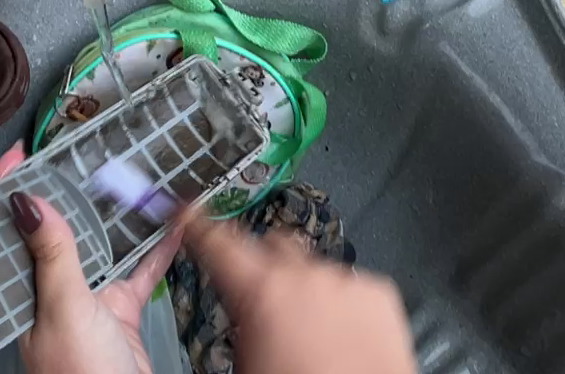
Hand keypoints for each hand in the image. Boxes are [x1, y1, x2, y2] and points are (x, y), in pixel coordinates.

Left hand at [0, 143, 180, 373]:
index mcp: (24, 293)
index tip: (20, 153)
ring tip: (131, 174)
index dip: (8, 191)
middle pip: (59, 230)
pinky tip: (174, 221)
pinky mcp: (122, 308)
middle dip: (70, 191)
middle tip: (85, 149)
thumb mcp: (65, 310)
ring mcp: (90, 298)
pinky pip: (143, 267)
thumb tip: (25, 200)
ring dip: (119, 213)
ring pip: (103, 242)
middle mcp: (53, 290)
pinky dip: (160, 245)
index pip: (8, 232)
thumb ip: (52, 255)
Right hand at [181, 206, 417, 373]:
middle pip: (271, 245)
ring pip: (314, 268)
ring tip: (309, 333)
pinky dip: (343, 305)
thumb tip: (240, 314)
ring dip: (306, 289)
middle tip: (262, 302)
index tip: (186, 207)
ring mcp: (344, 279)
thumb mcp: (246, 366)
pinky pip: (351, 286)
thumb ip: (240, 326)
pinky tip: (342, 337)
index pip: (218, 243)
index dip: (198, 222)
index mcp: (261, 294)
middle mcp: (303, 275)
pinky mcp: (378, 291)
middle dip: (262, 264)